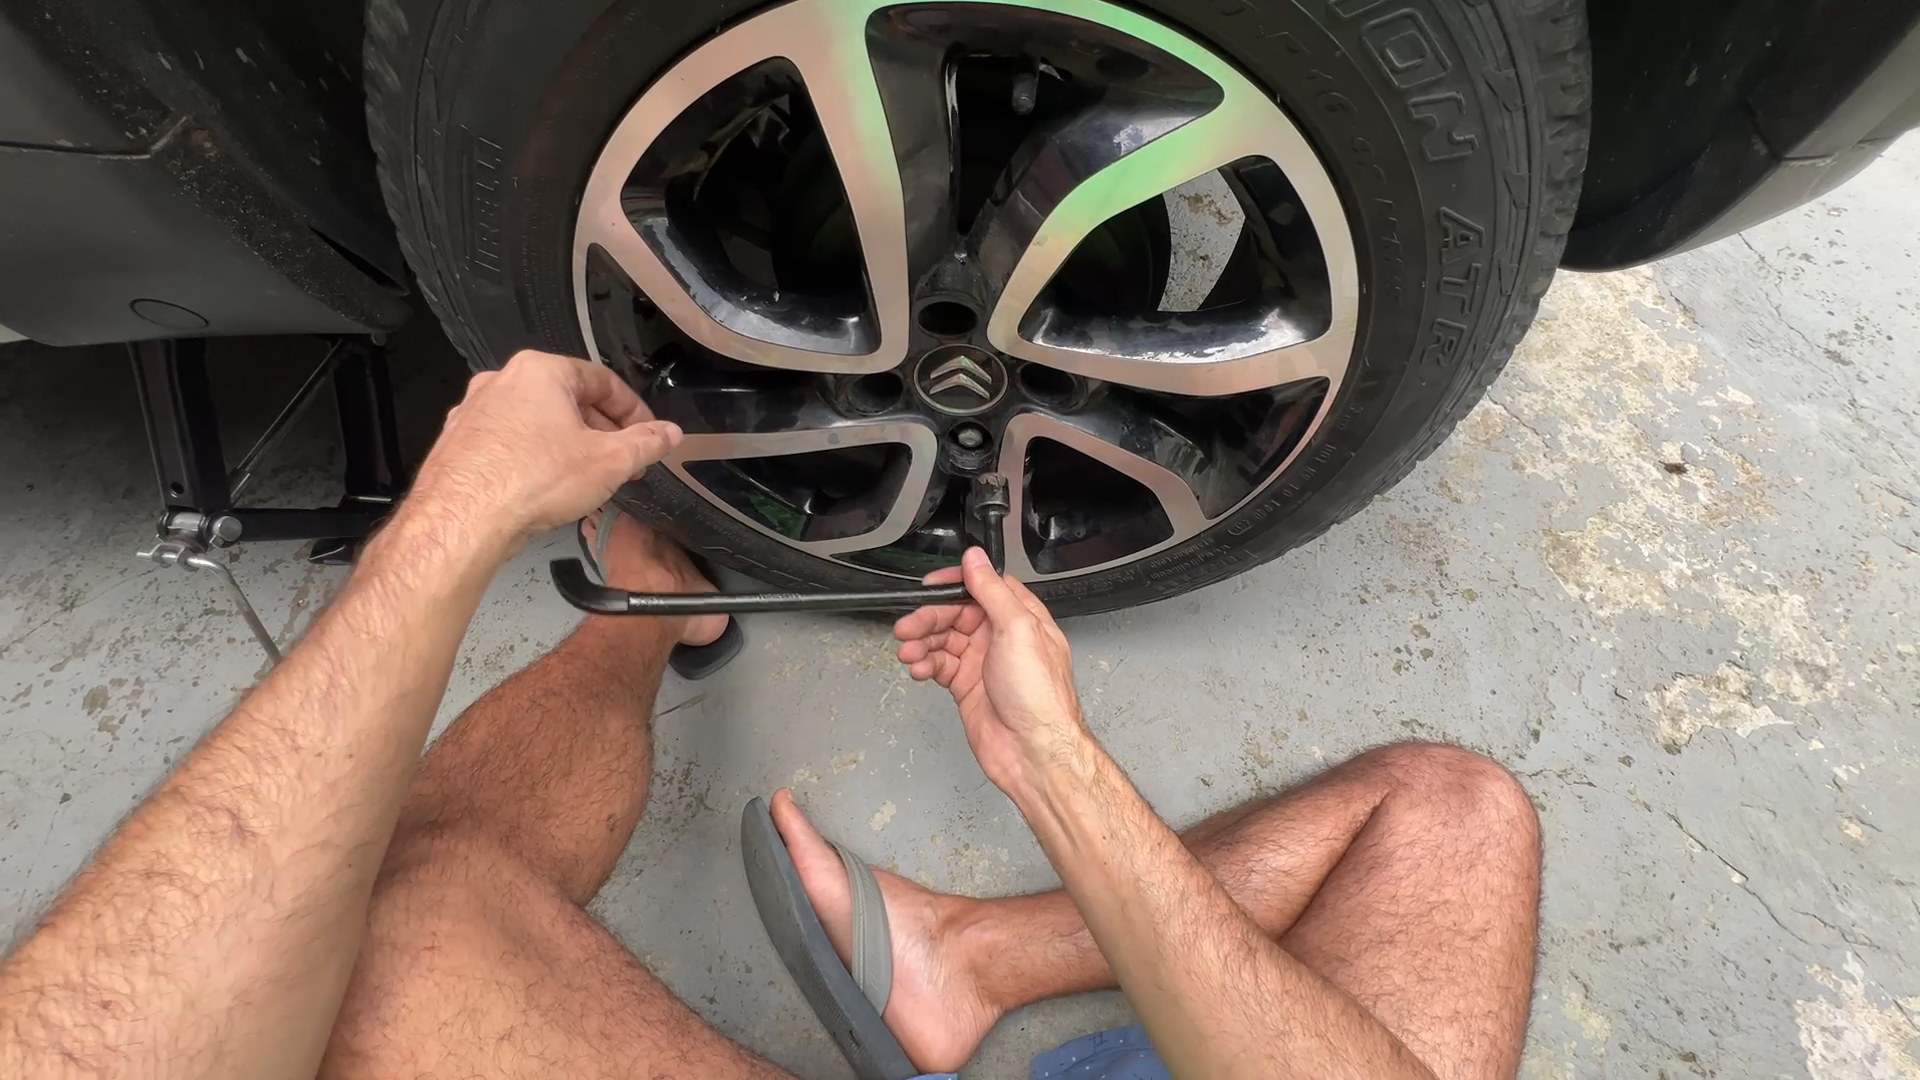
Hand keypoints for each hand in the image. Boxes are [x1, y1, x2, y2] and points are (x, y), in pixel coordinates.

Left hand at [410, 350, 681, 543]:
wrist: (463, 518)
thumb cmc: (535, 479)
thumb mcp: (612, 461)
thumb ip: (647, 442)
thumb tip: (671, 433)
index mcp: (540, 372)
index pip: (603, 381)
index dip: (635, 410)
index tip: (650, 434)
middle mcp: (502, 382)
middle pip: (570, 399)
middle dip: (604, 430)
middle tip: (626, 459)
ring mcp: (476, 412)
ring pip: (540, 421)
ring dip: (572, 443)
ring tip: (592, 476)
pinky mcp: (460, 442)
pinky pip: (513, 441)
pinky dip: (539, 456)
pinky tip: (551, 485)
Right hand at [894, 548, 1089, 799]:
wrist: (1033, 752)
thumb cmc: (1039, 695)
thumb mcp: (1018, 630)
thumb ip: (993, 591)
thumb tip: (976, 558)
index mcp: (1020, 617)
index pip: (983, 587)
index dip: (955, 583)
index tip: (930, 585)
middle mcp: (1001, 637)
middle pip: (956, 614)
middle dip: (929, 618)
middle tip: (907, 626)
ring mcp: (983, 662)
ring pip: (943, 640)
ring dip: (921, 642)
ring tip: (907, 651)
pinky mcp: (967, 686)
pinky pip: (938, 666)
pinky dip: (924, 665)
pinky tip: (917, 669)